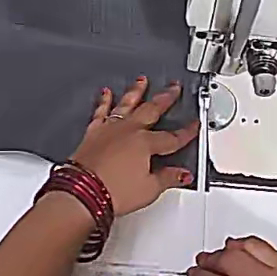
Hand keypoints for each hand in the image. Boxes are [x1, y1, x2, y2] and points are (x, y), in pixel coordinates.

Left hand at [70, 77, 198, 216]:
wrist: (82, 193)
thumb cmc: (112, 191)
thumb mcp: (149, 189)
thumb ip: (168, 178)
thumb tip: (181, 174)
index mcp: (146, 143)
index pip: (172, 137)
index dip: (186, 132)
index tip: (194, 126)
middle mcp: (128, 131)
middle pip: (152, 110)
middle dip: (166, 98)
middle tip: (174, 88)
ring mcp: (110, 130)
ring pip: (127, 104)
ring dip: (136, 92)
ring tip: (142, 81)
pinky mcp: (93, 133)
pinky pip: (101, 111)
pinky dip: (104, 101)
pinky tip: (106, 93)